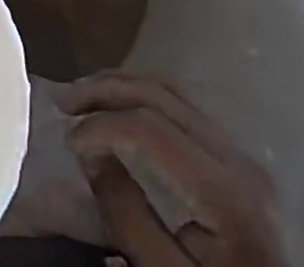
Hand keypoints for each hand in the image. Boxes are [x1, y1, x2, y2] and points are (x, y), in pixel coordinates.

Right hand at [55, 72, 280, 266]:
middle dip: (104, 90)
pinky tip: (117, 109)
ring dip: (121, 86)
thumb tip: (91, 156)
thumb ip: (127, 217)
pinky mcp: (235, 157)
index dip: (100, 126)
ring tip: (83, 100)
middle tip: (63, 103)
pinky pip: (182, 105)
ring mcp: (241, 153)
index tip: (66, 143)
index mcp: (225, 193)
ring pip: (171, 89)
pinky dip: (141, 96)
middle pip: (160, 94)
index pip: (149, 128)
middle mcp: (238, 159)